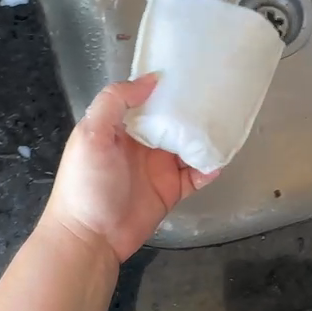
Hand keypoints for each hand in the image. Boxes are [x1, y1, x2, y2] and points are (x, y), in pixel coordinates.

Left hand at [43, 75, 217, 262]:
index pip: (148, 101)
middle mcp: (142, 145)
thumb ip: (115, 102)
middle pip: (174, 122)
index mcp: (122, 127)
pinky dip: (208, 169)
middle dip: (193, 112)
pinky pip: (195, 177)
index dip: (166, 88)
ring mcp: (158, 169)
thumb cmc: (86, 184)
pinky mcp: (170, 192)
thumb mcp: (91, 134)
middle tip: (219, 97)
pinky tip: (218, 162)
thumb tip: (151, 80)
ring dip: (205, 139)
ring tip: (225, 128)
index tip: (190, 73)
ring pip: (189, 147)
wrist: (90, 237)